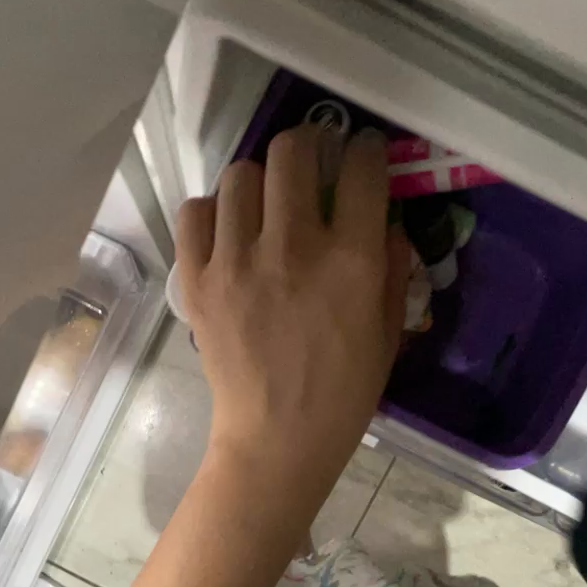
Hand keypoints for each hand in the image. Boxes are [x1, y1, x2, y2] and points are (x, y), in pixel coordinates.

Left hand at [176, 125, 409, 496]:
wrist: (277, 439)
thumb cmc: (343, 393)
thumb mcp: (389, 332)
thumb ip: (392, 267)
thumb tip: (382, 219)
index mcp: (351, 262)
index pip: (361, 168)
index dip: (364, 151)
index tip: (359, 157)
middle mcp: (292, 248)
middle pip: (293, 151)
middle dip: (309, 146)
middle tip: (311, 168)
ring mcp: (236, 262)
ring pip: (240, 175)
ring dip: (260, 183)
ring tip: (265, 208)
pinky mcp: (197, 281)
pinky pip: (194, 213)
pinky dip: (212, 213)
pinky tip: (228, 234)